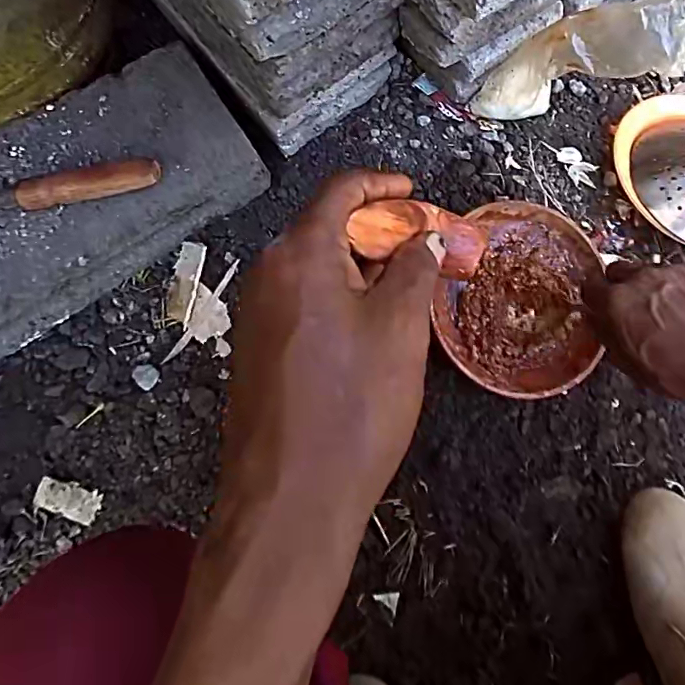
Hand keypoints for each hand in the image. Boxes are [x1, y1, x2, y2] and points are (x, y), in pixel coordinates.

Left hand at [219, 170, 442, 543]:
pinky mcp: (257, 345)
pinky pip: (304, 298)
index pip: (341, 190)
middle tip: (424, 248)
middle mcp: (268, 272)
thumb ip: (415, 267)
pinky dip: (341, 294)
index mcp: (299, 254)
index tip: (415, 194)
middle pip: (328, 226)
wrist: (289, 499)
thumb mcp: (399, 328)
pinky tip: (372, 323)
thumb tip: (426, 236)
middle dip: (380, 230)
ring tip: (407, 287)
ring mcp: (257, 310)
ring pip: (317, 265)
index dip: (383, 184)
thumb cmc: (353, 406)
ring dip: (363, 265)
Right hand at [582, 262, 684, 413]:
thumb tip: (595, 320)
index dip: (594, 297)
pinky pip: (679, 273)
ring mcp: (672, 271)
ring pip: (650, 271)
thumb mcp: (631, 364)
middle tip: (633, 308)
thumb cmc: (684, 373)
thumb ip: (607, 336)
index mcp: (618, 302)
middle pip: (618, 271)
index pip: (591, 286)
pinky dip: (681, 287)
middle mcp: (642, 279)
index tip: (599, 303)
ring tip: (670, 314)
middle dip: (621, 287)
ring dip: (652, 287)